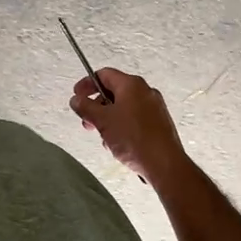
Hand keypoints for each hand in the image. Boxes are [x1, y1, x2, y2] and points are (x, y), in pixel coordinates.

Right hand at [68, 68, 189, 185]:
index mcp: (131, 84)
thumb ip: (85, 107)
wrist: (165, 165)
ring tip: (105, 138)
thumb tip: (75, 100)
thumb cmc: (133, 138)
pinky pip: (135, 119)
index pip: (103, 74)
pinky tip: (119, 144)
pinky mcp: (160, 123)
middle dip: (97, 107)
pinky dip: (123, 126)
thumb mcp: (102, 120)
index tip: (77, 97)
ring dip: (109, 119)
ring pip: (124, 107)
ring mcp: (155, 107)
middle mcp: (145, 91)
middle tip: (88, 121)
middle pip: (113, 92)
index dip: (86, 84)